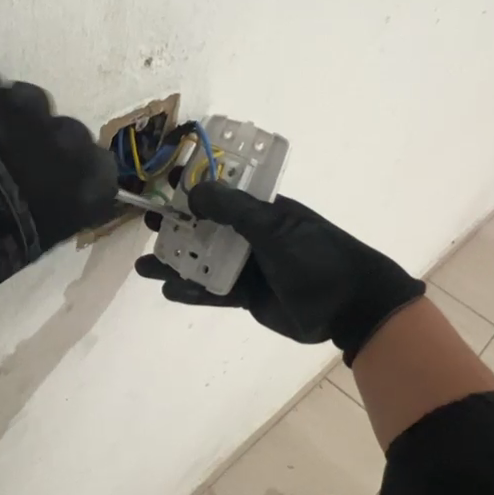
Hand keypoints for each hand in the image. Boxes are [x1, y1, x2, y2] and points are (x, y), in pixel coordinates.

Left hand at [0, 67, 115, 373]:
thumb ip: (46, 213)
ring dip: (8, 117)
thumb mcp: (18, 252)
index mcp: (72, 189)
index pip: (100, 169)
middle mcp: (51, 141)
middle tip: (10, 163)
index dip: (77, 175)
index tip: (56, 186)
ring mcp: (5, 108)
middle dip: (42, 144)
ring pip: (24, 98)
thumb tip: (48, 194)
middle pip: (65, 129)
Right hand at [135, 183, 424, 363]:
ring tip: (143, 268)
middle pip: (204, 229)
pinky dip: (191, 291)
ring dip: (175, 264)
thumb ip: (234, 210)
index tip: (162, 188)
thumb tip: (193, 191)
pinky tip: (168, 291)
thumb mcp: (275, 227)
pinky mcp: (247, 296)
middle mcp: (251, 235)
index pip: (220, 194)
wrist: (350, 305)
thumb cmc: (316, 256)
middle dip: (175, 229)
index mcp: (262, 211)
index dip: (191, 191)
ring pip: (203, 263)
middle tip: (146, 226)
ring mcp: (248, 267)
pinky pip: (213, 292)